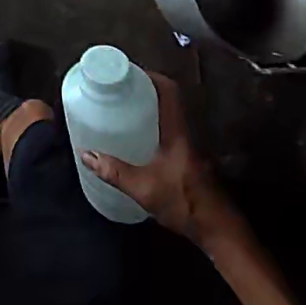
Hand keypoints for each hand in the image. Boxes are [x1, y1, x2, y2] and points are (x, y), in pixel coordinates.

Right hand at [82, 72, 237, 244]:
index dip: (151, 77)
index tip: (128, 73)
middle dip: (145, 92)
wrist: (219, 231)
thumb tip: (86, 154)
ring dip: (150, 110)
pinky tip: (138, 140)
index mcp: (177, 132)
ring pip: (169, 118)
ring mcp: (190, 148)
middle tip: (119, 92)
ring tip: (124, 111)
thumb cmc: (185, 203)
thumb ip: (115, 172)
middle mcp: (186, 134)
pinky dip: (154, 127)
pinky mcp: (189, 162)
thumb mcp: (144, 188)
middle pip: (168, 101)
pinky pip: (170, 133)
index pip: (169, 91)